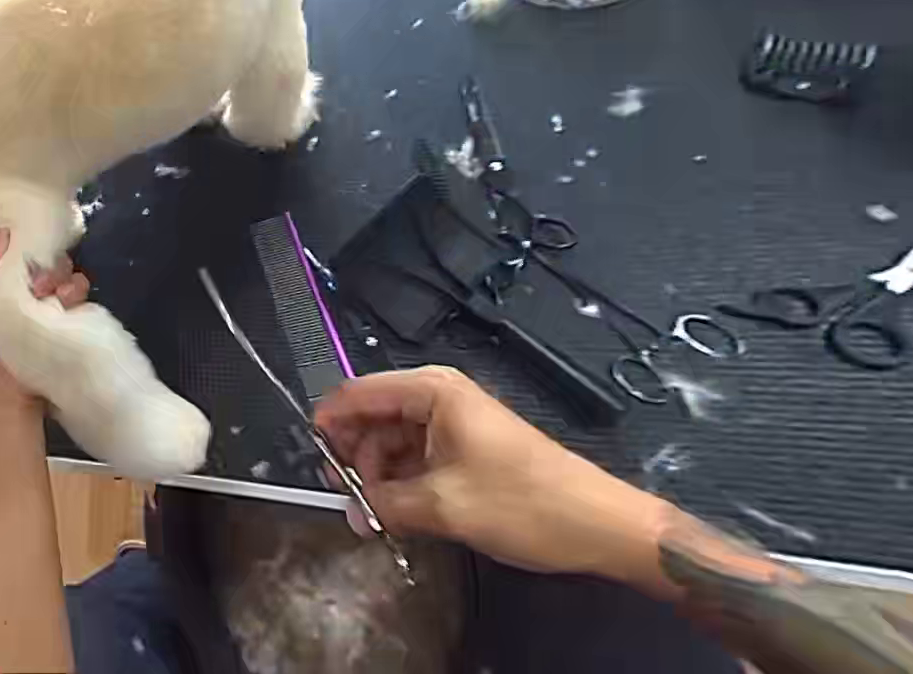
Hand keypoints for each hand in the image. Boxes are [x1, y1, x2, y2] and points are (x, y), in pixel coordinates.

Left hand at [0, 231, 88, 411]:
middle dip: (36, 254)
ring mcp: (42, 293)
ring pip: (58, 265)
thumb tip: (1, 235)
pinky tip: (63, 300)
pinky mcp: (66, 308)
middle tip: (31, 274)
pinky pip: (77, 287)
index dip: (7, 229)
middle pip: (34, 248)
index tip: (14, 229)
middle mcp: (14, 277)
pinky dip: (73, 289)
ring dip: (56, 272)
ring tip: (45, 291)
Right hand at [315, 366, 676, 590]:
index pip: (359, 392)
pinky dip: (401, 479)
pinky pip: (415, 453)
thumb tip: (350, 510)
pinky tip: (396, 510)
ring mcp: (450, 419)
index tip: (313, 456)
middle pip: (374, 415)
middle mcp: (436, 395)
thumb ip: (387, 503)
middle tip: (345, 496)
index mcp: (430, 390)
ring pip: (392, 438)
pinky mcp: (462, 443)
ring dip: (378, 472)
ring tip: (372, 513)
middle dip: (355, 454)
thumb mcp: (445, 505)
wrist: (599, 523)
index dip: (331, 421)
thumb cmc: (522, 501)